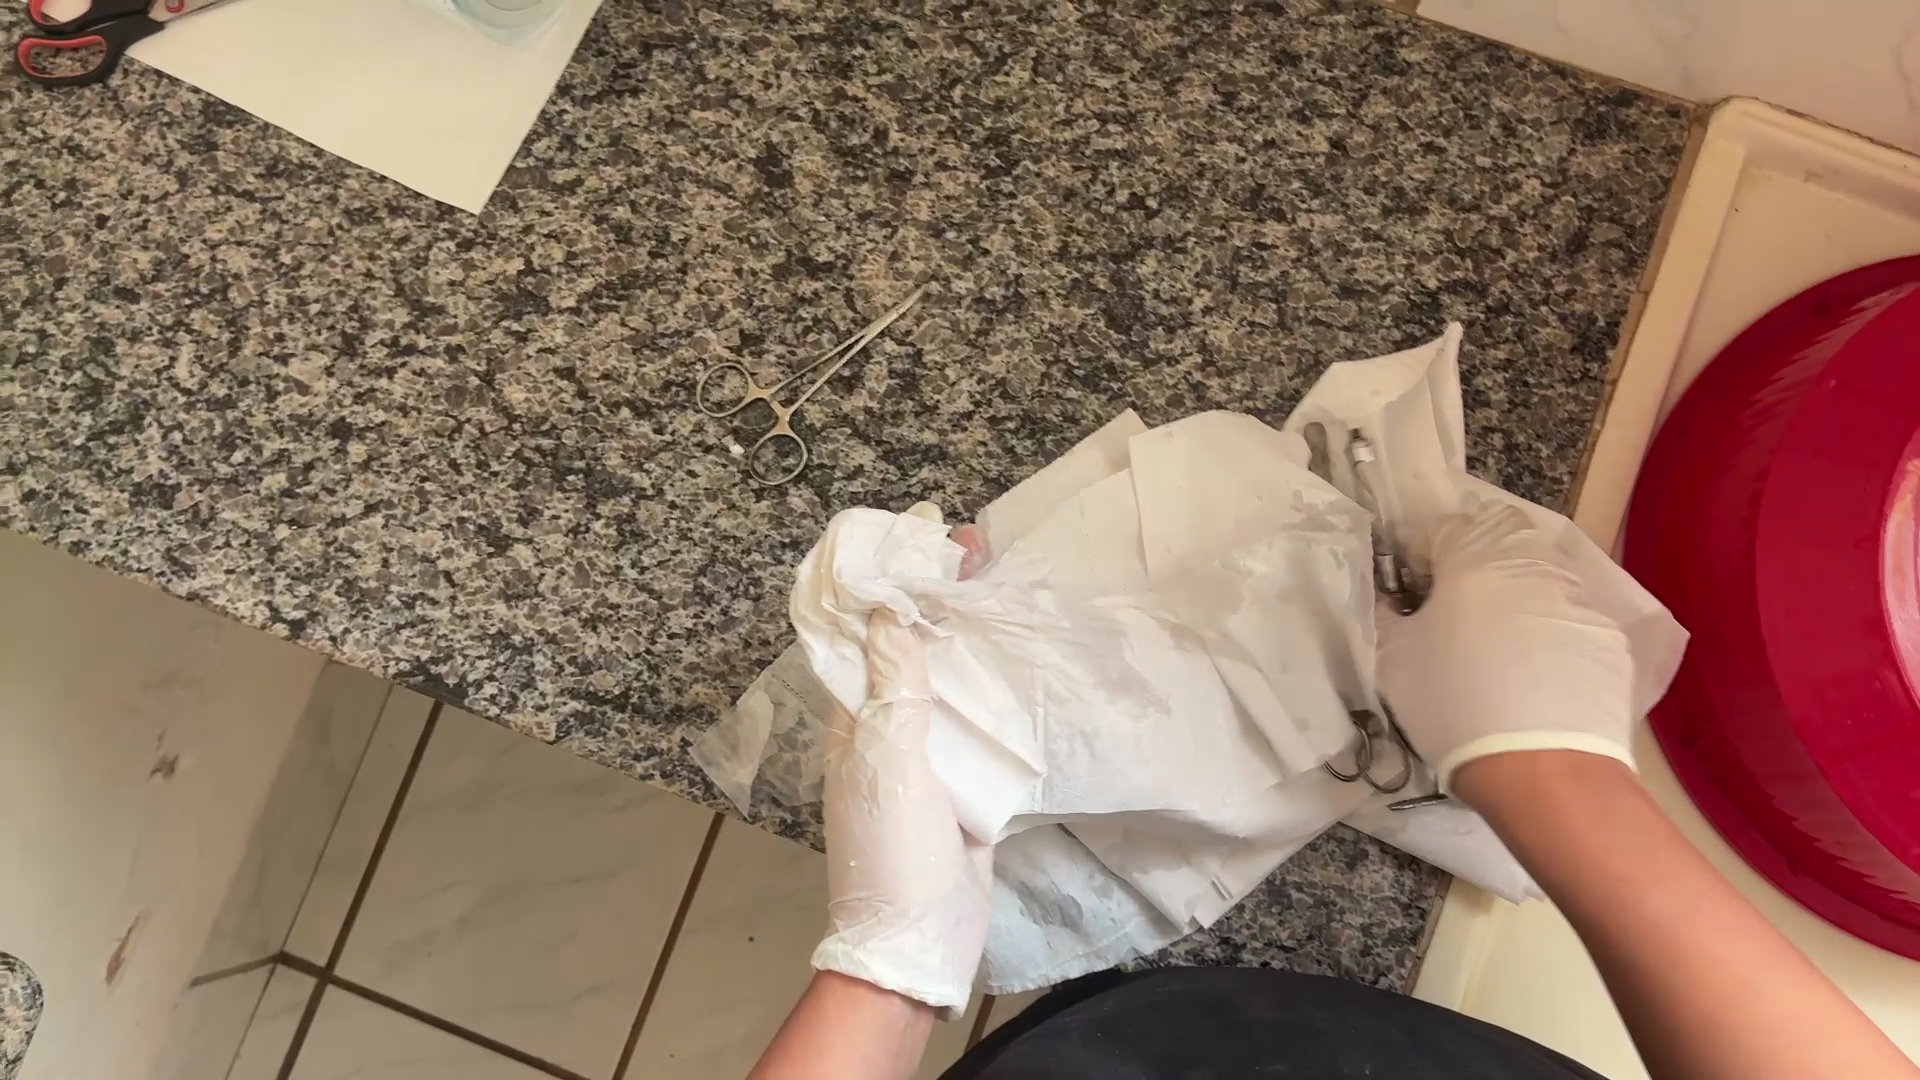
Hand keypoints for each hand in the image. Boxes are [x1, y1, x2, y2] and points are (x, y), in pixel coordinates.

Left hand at [810, 512, 993, 1014]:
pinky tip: (1018, 652)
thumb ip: (894, 687)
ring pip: (947, 676)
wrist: (922, 941)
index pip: (868, 633)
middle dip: (938, 597)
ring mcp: (928, 748)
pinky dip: (992, 682)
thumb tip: (885, 609)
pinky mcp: (964, 773)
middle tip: (978, 549)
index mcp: (857, 715)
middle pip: (912, 645)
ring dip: (968, 632)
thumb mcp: (889, 760)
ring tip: (1000, 583)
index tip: (924, 542)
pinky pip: (976, 717)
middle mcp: (888, 722)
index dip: (891, 585)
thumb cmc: (892, 848)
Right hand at [1375, 503, 1637, 792]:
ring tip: (1491, 637)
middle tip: (1449, 605)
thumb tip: (1390, 597)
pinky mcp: (1608, 638)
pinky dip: (1544, 625)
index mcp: (1475, 560)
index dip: (1420, 553)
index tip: (1410, 589)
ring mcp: (1578, 600)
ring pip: (1538, 573)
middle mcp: (1533, 567)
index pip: (1444, 527)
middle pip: (1500, 538)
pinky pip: (1565, 612)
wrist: (1542, 770)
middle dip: (1472, 560)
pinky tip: (1530, 666)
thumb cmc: (1451, 700)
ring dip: (1511, 590)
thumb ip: (1386, 611)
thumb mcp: (1391, 654)